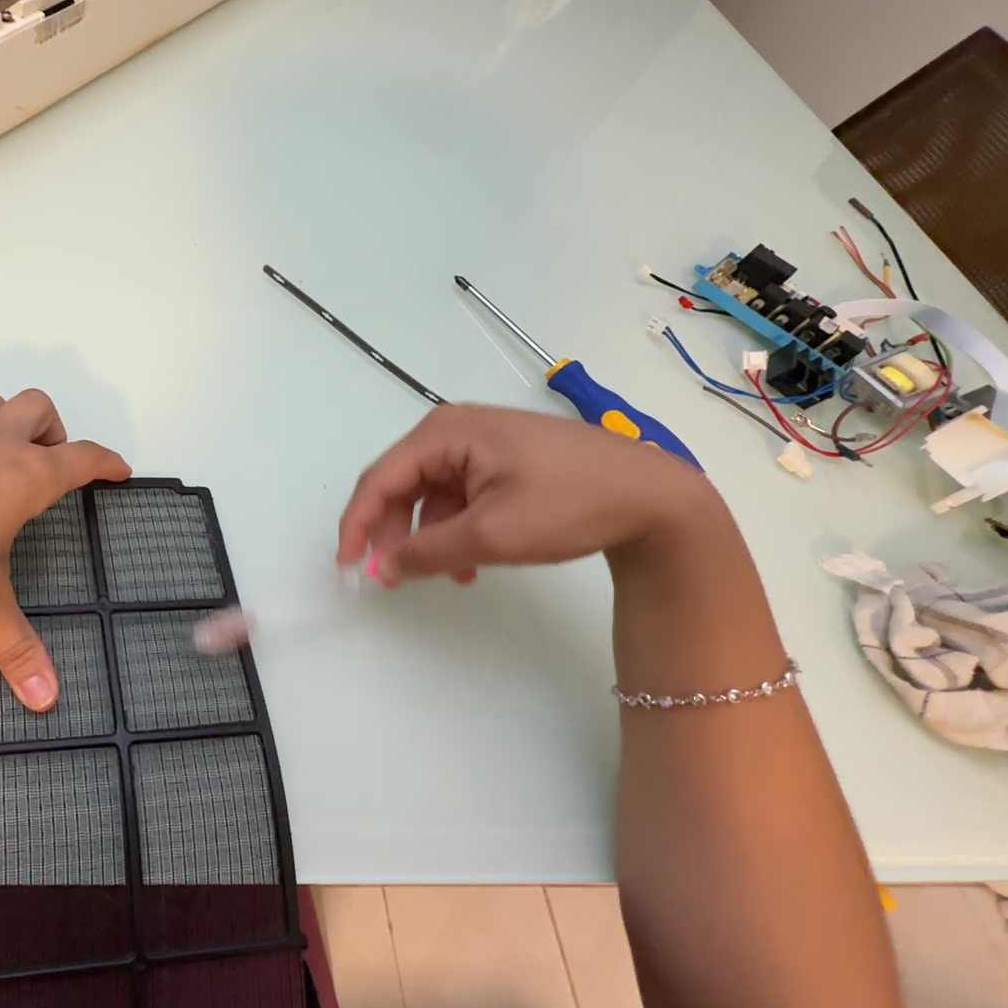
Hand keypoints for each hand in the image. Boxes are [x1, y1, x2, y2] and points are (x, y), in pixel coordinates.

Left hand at [0, 390, 129, 711]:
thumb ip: (17, 650)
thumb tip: (47, 700)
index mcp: (25, 476)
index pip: (81, 457)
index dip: (106, 461)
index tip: (120, 468)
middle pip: (40, 408)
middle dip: (56, 428)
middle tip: (51, 463)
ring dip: (6, 423)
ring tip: (1, 462)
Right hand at [338, 404, 712, 584]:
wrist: (659, 498)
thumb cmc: (571, 504)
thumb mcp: (492, 535)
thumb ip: (425, 553)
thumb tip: (380, 571)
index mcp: (444, 433)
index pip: (378, 480)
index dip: (357, 526)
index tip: (348, 568)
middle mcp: (454, 429)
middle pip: (400, 486)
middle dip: (395, 534)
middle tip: (394, 577)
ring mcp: (479, 443)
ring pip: (429, 496)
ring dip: (429, 537)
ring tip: (447, 575)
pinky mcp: (501, 460)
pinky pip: (458, 496)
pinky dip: (455, 529)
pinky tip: (472, 562)